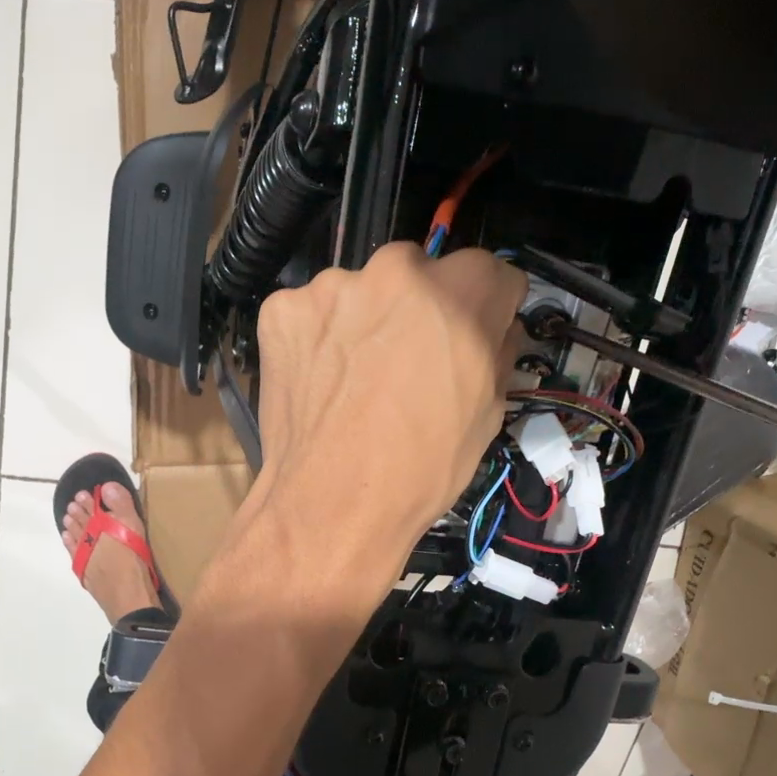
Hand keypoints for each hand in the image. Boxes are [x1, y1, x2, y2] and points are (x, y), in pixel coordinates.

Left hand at [253, 242, 525, 550]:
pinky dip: (313, 340)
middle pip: (415, 273)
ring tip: (352, 382)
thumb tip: (492, 330)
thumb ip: (494, 351)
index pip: (487, 272)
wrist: (331, 504)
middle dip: (415, 308)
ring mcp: (332, 287)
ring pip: (356, 293)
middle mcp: (396, 271)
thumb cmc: (421, 468)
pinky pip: (308, 315)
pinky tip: (317, 383)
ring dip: (360, 321)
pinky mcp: (282, 311)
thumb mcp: (488, 412)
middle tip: (402, 363)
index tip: (470, 335)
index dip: (482, 308)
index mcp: (461, 290)